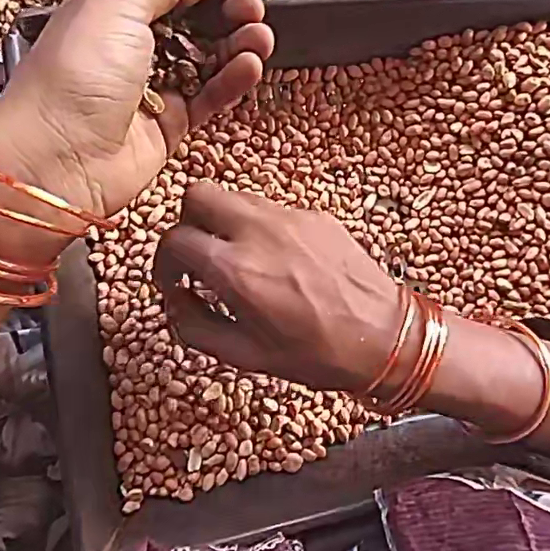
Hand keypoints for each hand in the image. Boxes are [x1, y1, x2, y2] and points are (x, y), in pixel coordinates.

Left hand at [0, 0, 274, 215]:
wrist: (58, 156)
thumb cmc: (74, 74)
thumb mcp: (117, 0)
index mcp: (114, 8)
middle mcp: (135, 45)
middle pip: (197, 20)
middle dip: (230, 8)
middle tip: (253, 4)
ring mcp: (154, 86)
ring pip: (209, 58)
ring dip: (238, 42)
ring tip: (260, 34)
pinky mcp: (171, 124)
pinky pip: (210, 96)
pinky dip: (233, 80)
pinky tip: (250, 65)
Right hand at [150, 182, 403, 392]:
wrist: (385, 337)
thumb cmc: (319, 354)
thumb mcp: (246, 355)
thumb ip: (196, 326)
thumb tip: (176, 302)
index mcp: (236, 269)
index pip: (175, 240)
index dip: (164, 262)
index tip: (175, 280)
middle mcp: (258, 231)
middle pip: (197, 195)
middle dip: (187, 223)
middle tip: (198, 255)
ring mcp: (290, 217)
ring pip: (235, 196)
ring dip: (223, 222)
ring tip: (237, 259)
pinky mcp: (315, 215)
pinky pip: (271, 208)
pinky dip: (259, 226)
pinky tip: (276, 259)